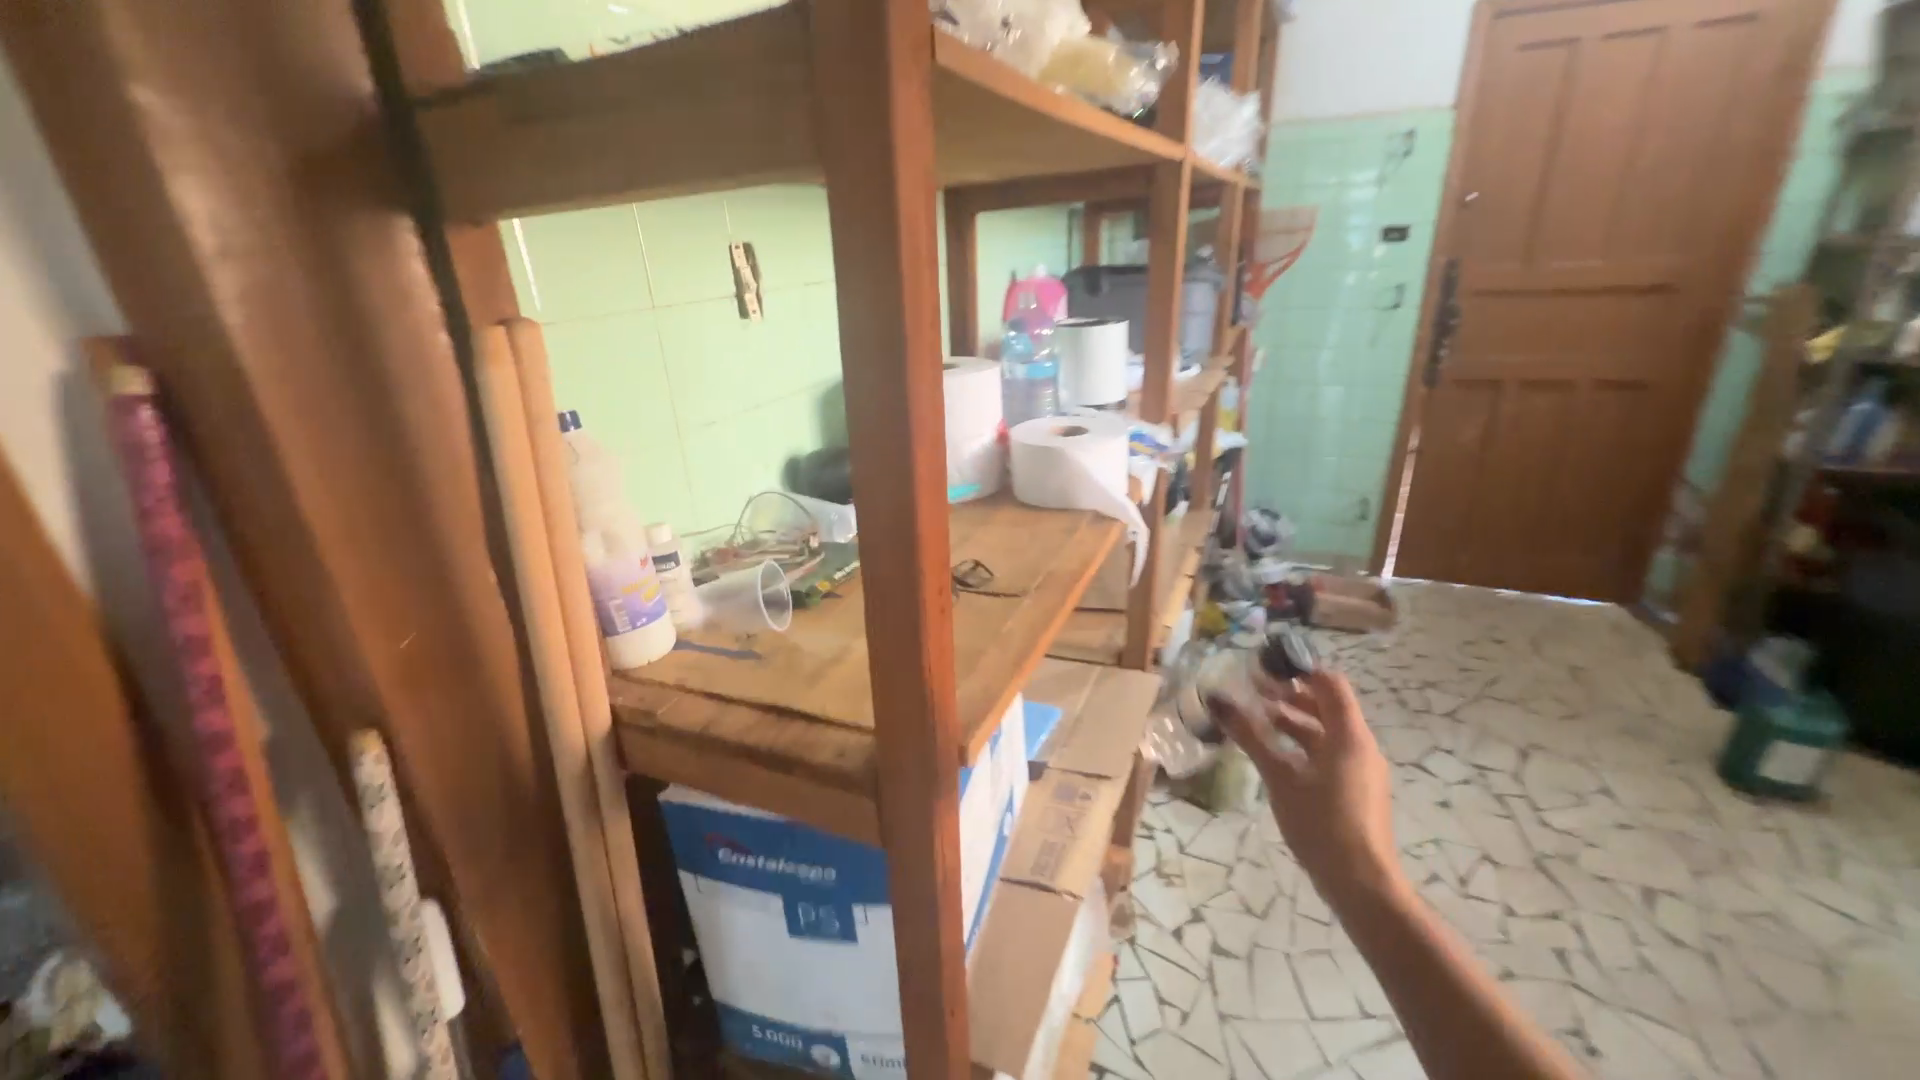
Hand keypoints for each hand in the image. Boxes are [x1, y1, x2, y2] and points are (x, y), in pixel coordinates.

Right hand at [1210, 670, 1401, 908]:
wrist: (1360, 884)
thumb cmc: (1320, 823)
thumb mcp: (1280, 776)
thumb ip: (1250, 735)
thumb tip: (1218, 699)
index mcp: (1350, 735)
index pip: (1329, 684)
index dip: (1298, 671)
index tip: (1263, 669)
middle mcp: (1360, 747)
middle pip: (1327, 707)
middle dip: (1290, 697)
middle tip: (1251, 693)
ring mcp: (1360, 771)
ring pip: (1325, 734)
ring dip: (1293, 723)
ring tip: (1256, 722)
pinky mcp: (1354, 792)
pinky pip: (1328, 755)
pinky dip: (1301, 747)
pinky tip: (1274, 758)